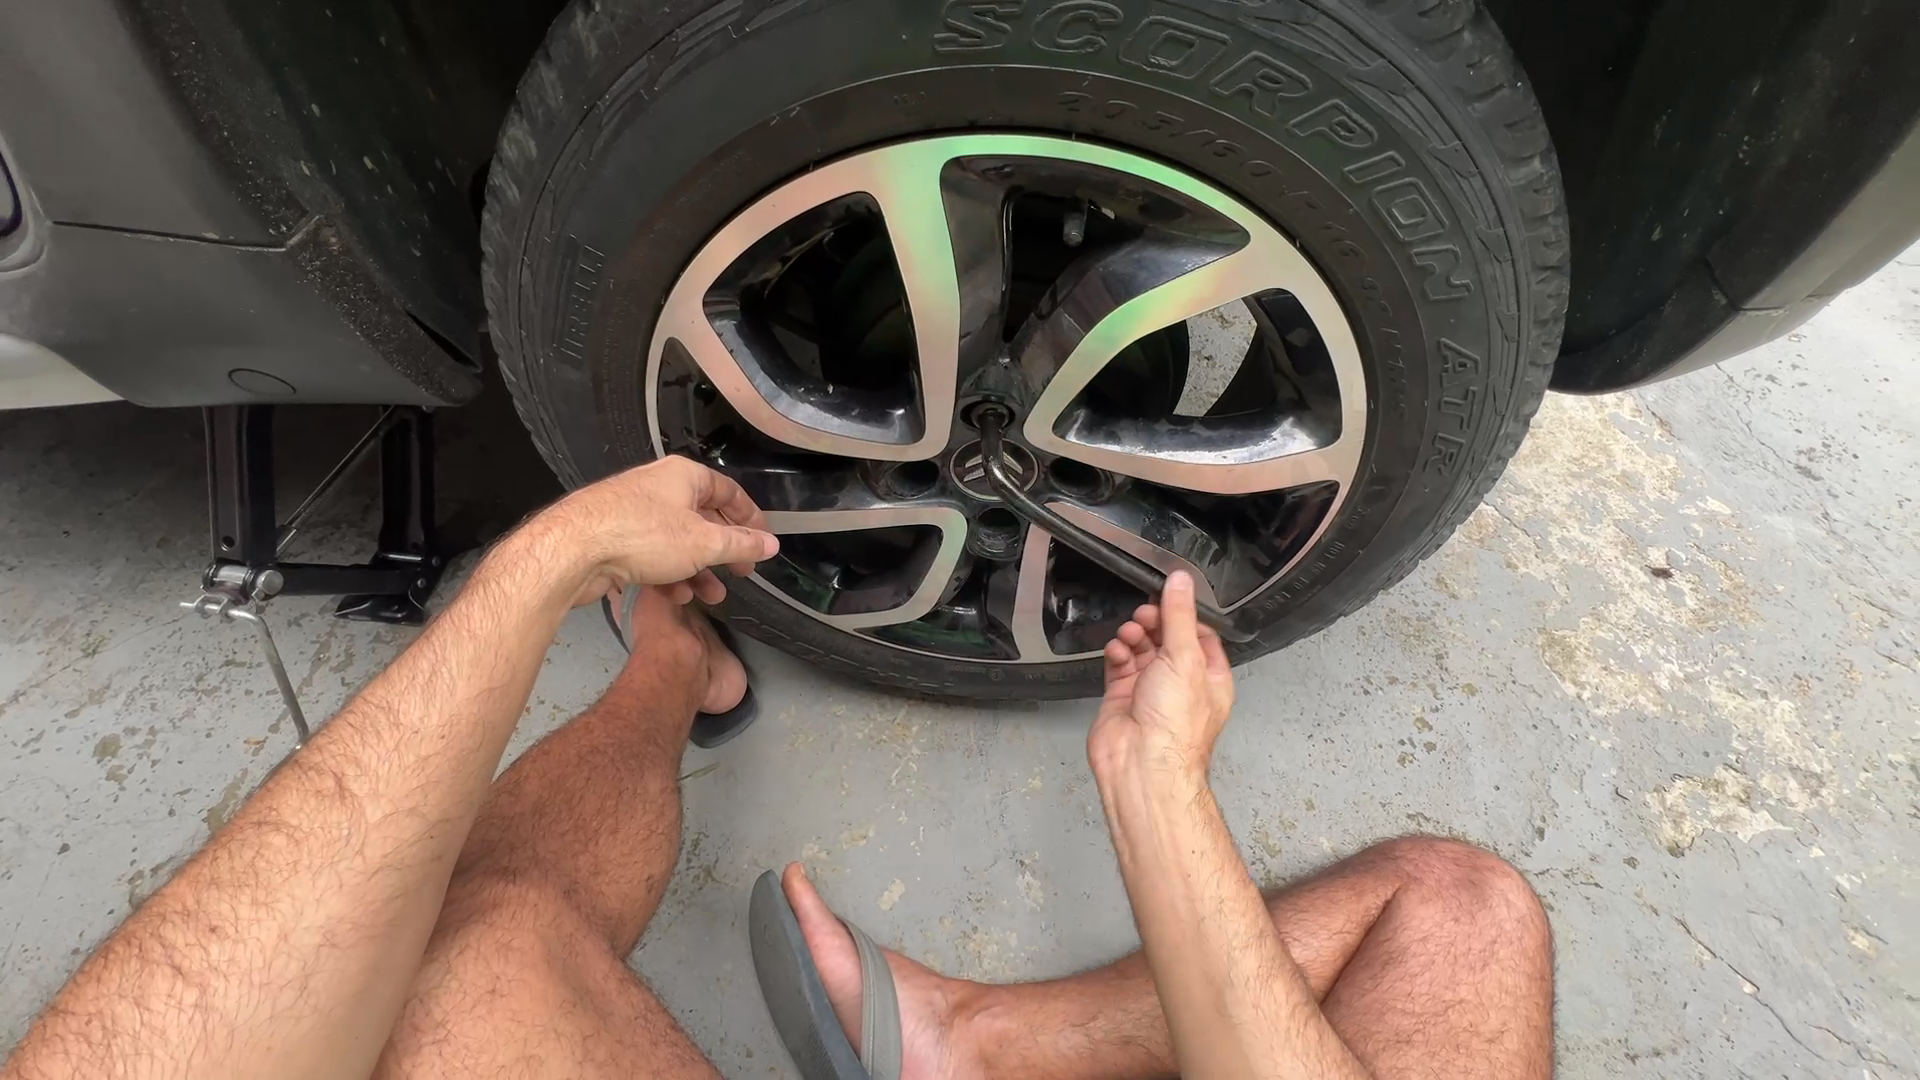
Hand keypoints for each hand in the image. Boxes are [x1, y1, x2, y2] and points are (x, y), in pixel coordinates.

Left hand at [530, 456, 779, 607]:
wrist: (571, 551)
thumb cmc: (641, 535)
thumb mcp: (705, 544)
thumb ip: (742, 545)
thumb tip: (770, 544)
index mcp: (684, 476)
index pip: (730, 493)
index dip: (751, 520)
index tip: (762, 543)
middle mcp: (660, 488)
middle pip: (704, 519)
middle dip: (723, 552)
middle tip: (740, 573)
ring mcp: (635, 512)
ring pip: (679, 541)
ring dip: (698, 570)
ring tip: (711, 595)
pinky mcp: (616, 536)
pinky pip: (654, 554)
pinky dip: (670, 574)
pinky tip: (676, 596)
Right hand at [1087, 571, 1234, 777]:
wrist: (1140, 762)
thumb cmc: (1175, 725)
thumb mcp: (1184, 657)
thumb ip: (1179, 616)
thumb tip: (1181, 581)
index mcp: (1208, 676)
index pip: (1198, 633)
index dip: (1181, 614)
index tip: (1166, 597)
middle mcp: (1181, 683)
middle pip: (1166, 638)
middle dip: (1153, 623)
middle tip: (1144, 616)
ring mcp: (1150, 689)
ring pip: (1140, 649)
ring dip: (1133, 637)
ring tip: (1129, 635)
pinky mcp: (1122, 696)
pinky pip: (1118, 664)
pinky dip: (1116, 653)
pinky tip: (1116, 651)